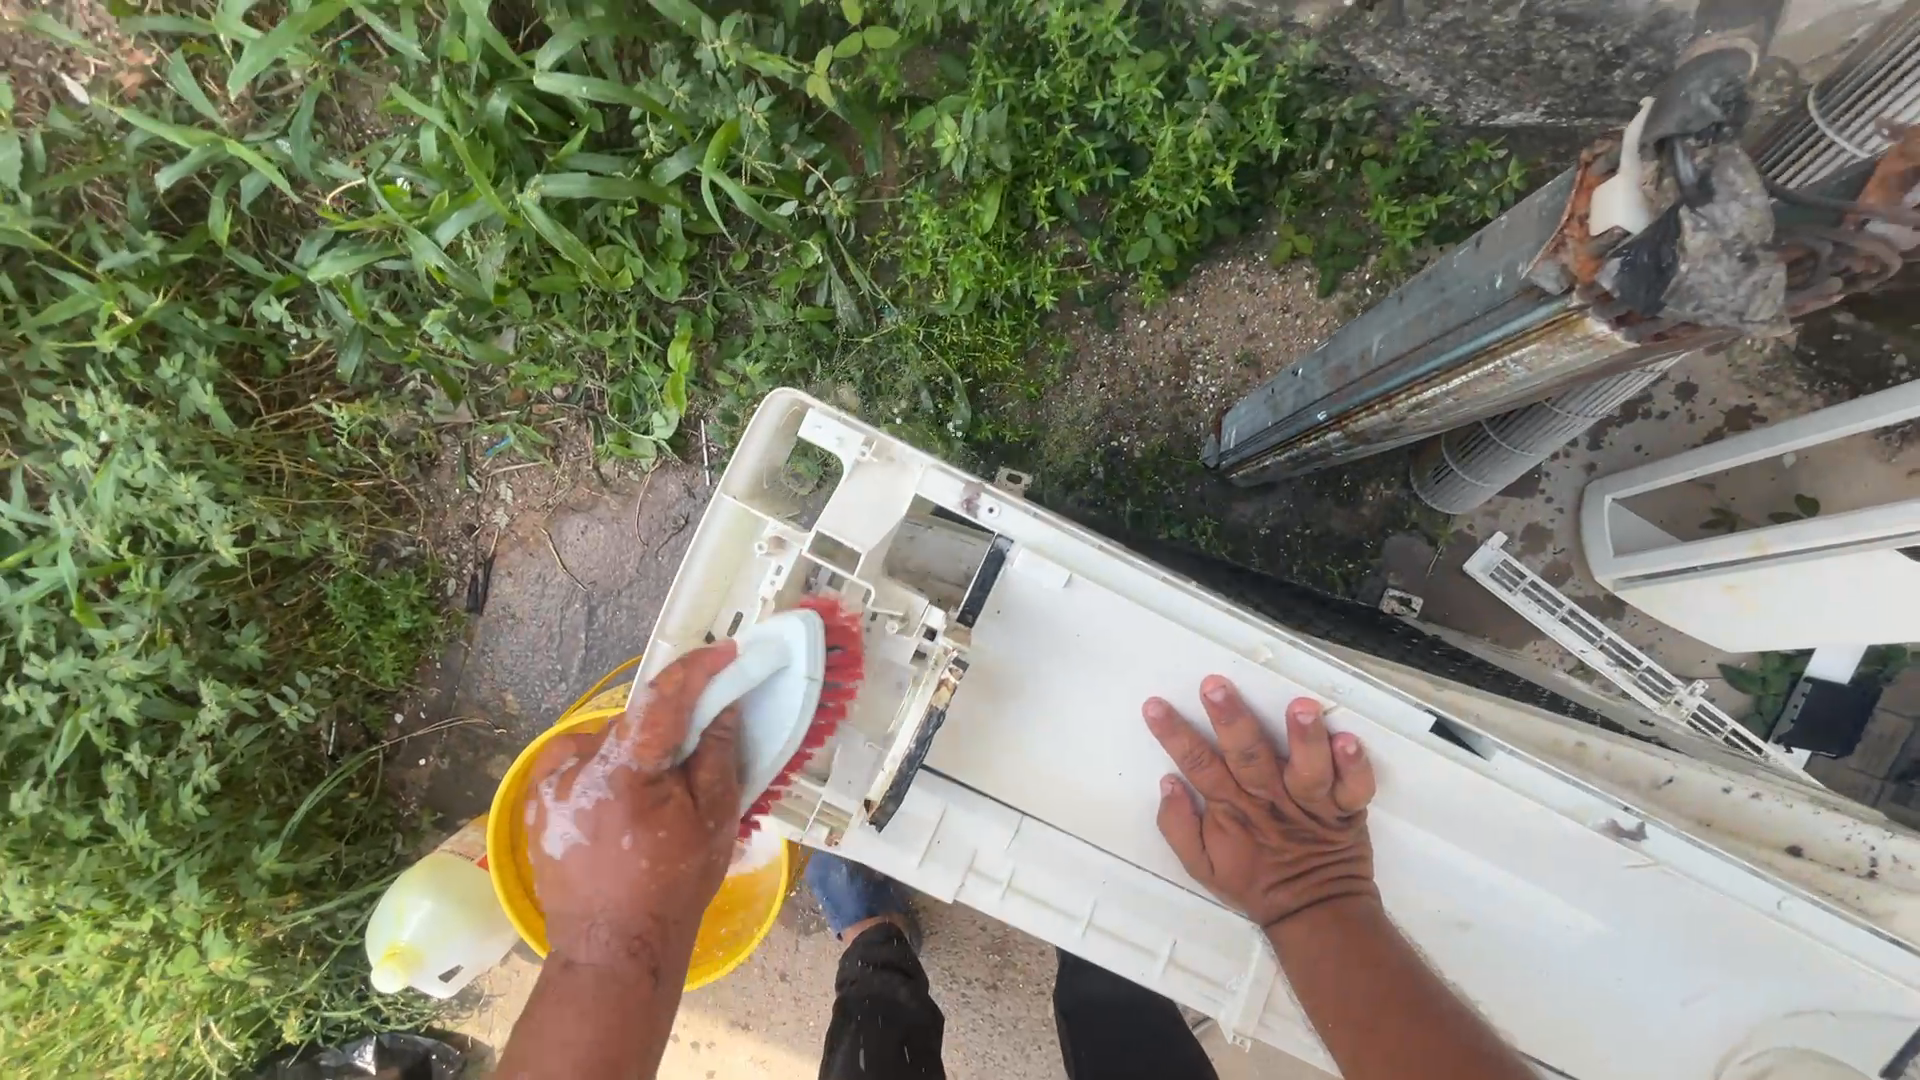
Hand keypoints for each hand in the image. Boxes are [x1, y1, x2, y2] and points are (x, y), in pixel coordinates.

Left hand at [523, 642, 743, 978]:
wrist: (612, 948)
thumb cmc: (672, 886)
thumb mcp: (713, 818)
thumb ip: (716, 753)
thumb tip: (721, 706)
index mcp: (621, 771)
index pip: (662, 697)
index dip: (698, 668)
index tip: (727, 651)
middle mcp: (573, 768)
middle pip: (634, 719)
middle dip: (672, 717)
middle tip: (704, 730)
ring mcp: (547, 786)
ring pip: (608, 738)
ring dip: (641, 743)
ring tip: (664, 778)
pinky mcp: (537, 803)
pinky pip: (581, 760)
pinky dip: (612, 761)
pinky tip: (628, 791)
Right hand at [1143, 676, 1376, 927]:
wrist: (1317, 913)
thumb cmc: (1254, 881)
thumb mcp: (1201, 866)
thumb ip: (1178, 827)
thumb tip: (1168, 783)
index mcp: (1232, 808)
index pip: (1197, 764)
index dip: (1175, 735)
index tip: (1154, 706)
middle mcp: (1270, 800)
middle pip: (1248, 755)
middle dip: (1231, 719)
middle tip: (1215, 686)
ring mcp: (1312, 804)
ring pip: (1307, 769)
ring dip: (1304, 738)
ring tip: (1300, 706)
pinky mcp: (1349, 810)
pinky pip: (1355, 788)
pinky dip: (1355, 767)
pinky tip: (1349, 741)